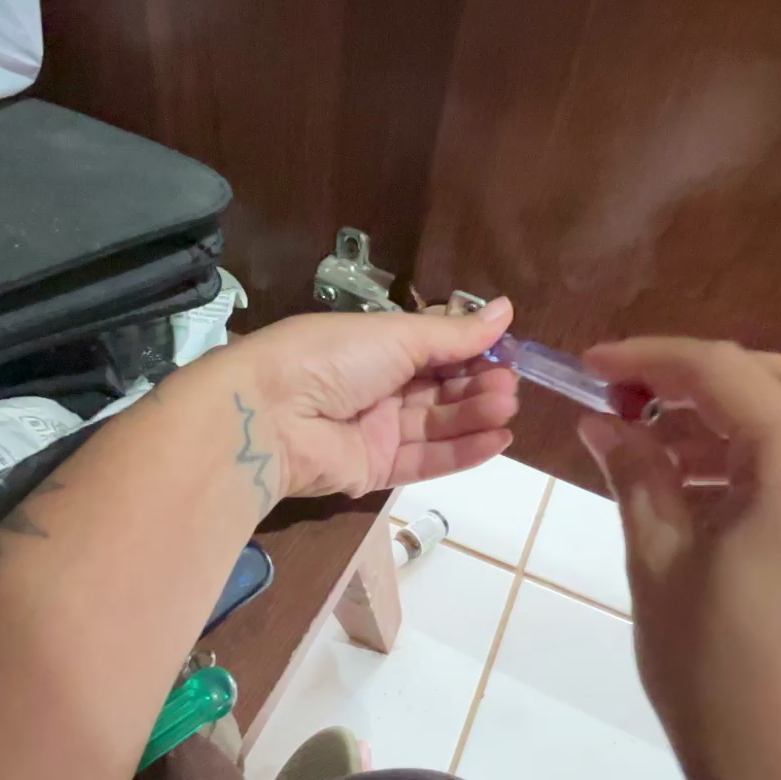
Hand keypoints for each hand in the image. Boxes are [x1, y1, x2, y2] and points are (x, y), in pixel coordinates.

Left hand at [230, 298, 520, 498]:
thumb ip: (453, 333)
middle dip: (476, 386)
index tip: (507, 353)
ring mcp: (375, 431)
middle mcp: (376, 387)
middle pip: (438, 390)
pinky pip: (424, 461)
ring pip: (435, 426)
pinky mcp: (374, 469)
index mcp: (375, 346)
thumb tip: (506, 310)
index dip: (470, 352)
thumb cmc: (332, 357)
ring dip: (474, 416)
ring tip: (507, 407)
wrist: (270, 414)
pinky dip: (461, 452)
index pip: (434, 350)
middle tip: (510, 385)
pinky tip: (498, 440)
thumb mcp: (396, 335)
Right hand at [576, 339, 780, 779]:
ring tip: (651, 444)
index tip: (590, 365)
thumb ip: (635, 473)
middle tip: (621, 396)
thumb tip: (602, 422)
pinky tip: (700, 489)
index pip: (722, 371)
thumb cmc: (716, 671)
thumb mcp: (659, 560)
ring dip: (722, 415)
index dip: (648, 357)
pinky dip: (752, 456)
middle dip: (690, 376)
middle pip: (770, 380)